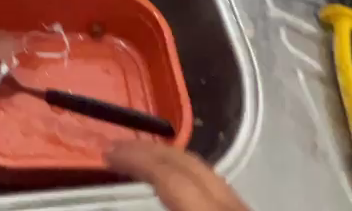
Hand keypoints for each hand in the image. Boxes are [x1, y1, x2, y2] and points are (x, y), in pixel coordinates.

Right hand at [107, 142, 250, 210]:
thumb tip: (125, 201)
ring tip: (140, 160)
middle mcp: (233, 205)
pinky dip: (188, 177)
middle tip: (117, 147)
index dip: (135, 158)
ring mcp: (244, 208)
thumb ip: (163, 202)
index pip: (170, 175)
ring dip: (169, 160)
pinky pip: (215, 187)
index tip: (107, 151)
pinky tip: (176, 185)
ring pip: (206, 171)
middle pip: (189, 163)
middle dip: (149, 149)